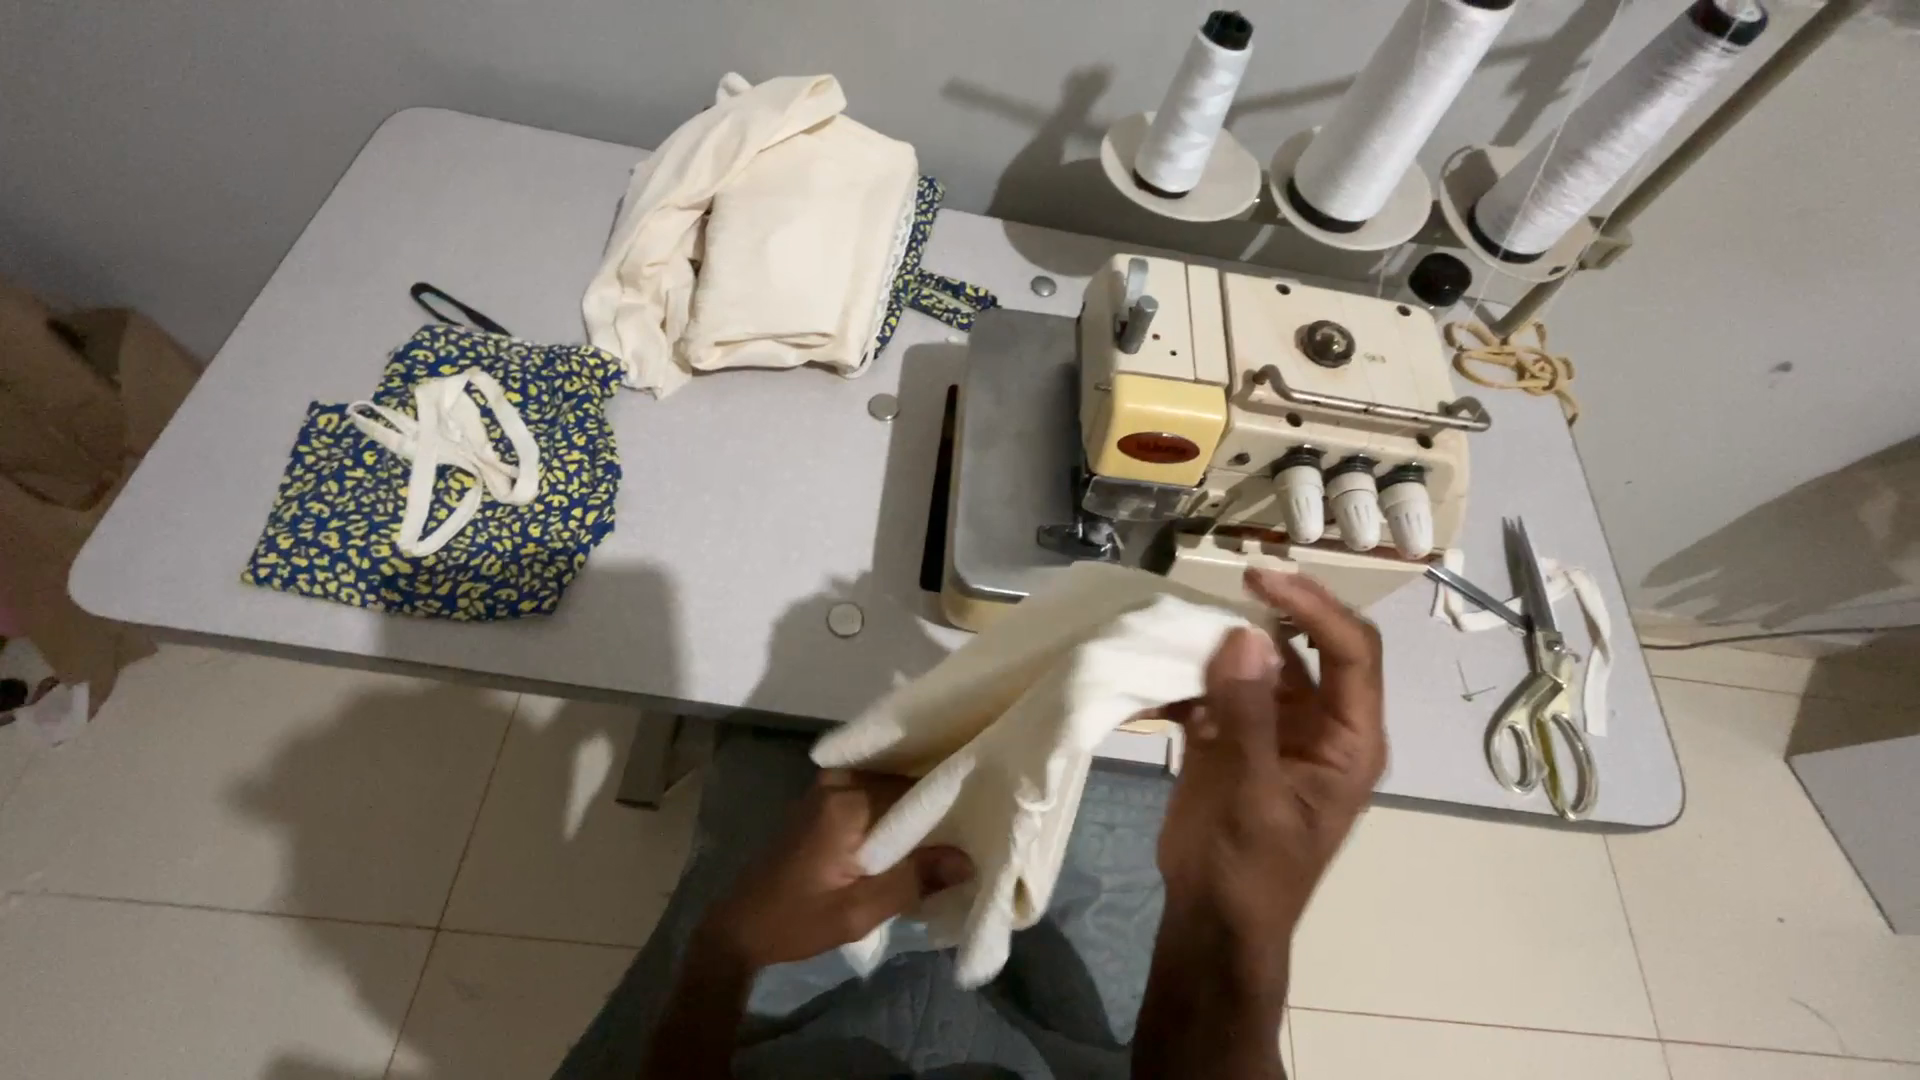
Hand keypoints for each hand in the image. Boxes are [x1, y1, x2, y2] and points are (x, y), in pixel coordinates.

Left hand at [699, 769, 974, 969]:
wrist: (740, 925)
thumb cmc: (797, 920)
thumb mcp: (858, 911)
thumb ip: (914, 880)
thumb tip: (968, 861)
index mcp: (846, 803)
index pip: (914, 788)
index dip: (948, 803)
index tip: (981, 817)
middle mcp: (838, 782)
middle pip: (902, 783)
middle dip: (934, 805)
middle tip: (973, 825)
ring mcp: (828, 786)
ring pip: (889, 786)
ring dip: (915, 808)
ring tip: (953, 828)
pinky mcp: (824, 797)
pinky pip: (872, 792)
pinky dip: (894, 809)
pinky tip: (916, 830)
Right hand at [1159, 569, 1387, 991]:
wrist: (1212, 917)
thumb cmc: (1252, 870)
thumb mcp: (1255, 795)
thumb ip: (1250, 716)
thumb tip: (1244, 636)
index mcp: (1349, 739)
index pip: (1352, 653)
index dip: (1315, 608)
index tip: (1263, 580)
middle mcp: (1319, 723)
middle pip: (1309, 646)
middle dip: (1274, 612)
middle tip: (1229, 579)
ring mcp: (1273, 727)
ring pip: (1258, 661)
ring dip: (1225, 639)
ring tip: (1185, 617)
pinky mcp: (1233, 735)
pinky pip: (1217, 686)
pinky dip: (1190, 673)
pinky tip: (1160, 666)